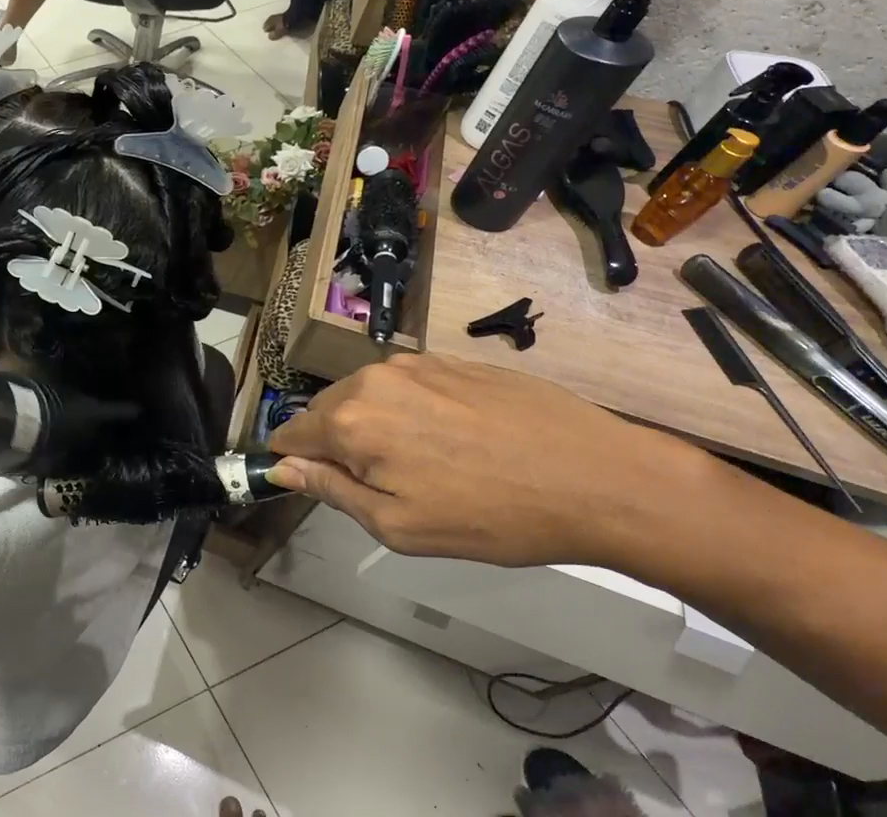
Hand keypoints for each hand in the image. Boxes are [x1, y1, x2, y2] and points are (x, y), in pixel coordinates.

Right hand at [264, 354, 713, 567]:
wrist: (602, 478)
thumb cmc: (494, 516)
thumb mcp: (400, 525)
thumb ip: (332, 490)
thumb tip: (284, 466)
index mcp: (351, 421)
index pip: (290, 435)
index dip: (295, 462)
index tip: (317, 484)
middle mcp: (373, 380)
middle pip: (326, 411)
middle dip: (337, 444)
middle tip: (385, 485)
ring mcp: (416, 364)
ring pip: (367, 396)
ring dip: (376, 426)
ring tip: (427, 464)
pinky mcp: (454, 360)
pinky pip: (408, 386)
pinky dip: (413, 411)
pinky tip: (456, 441)